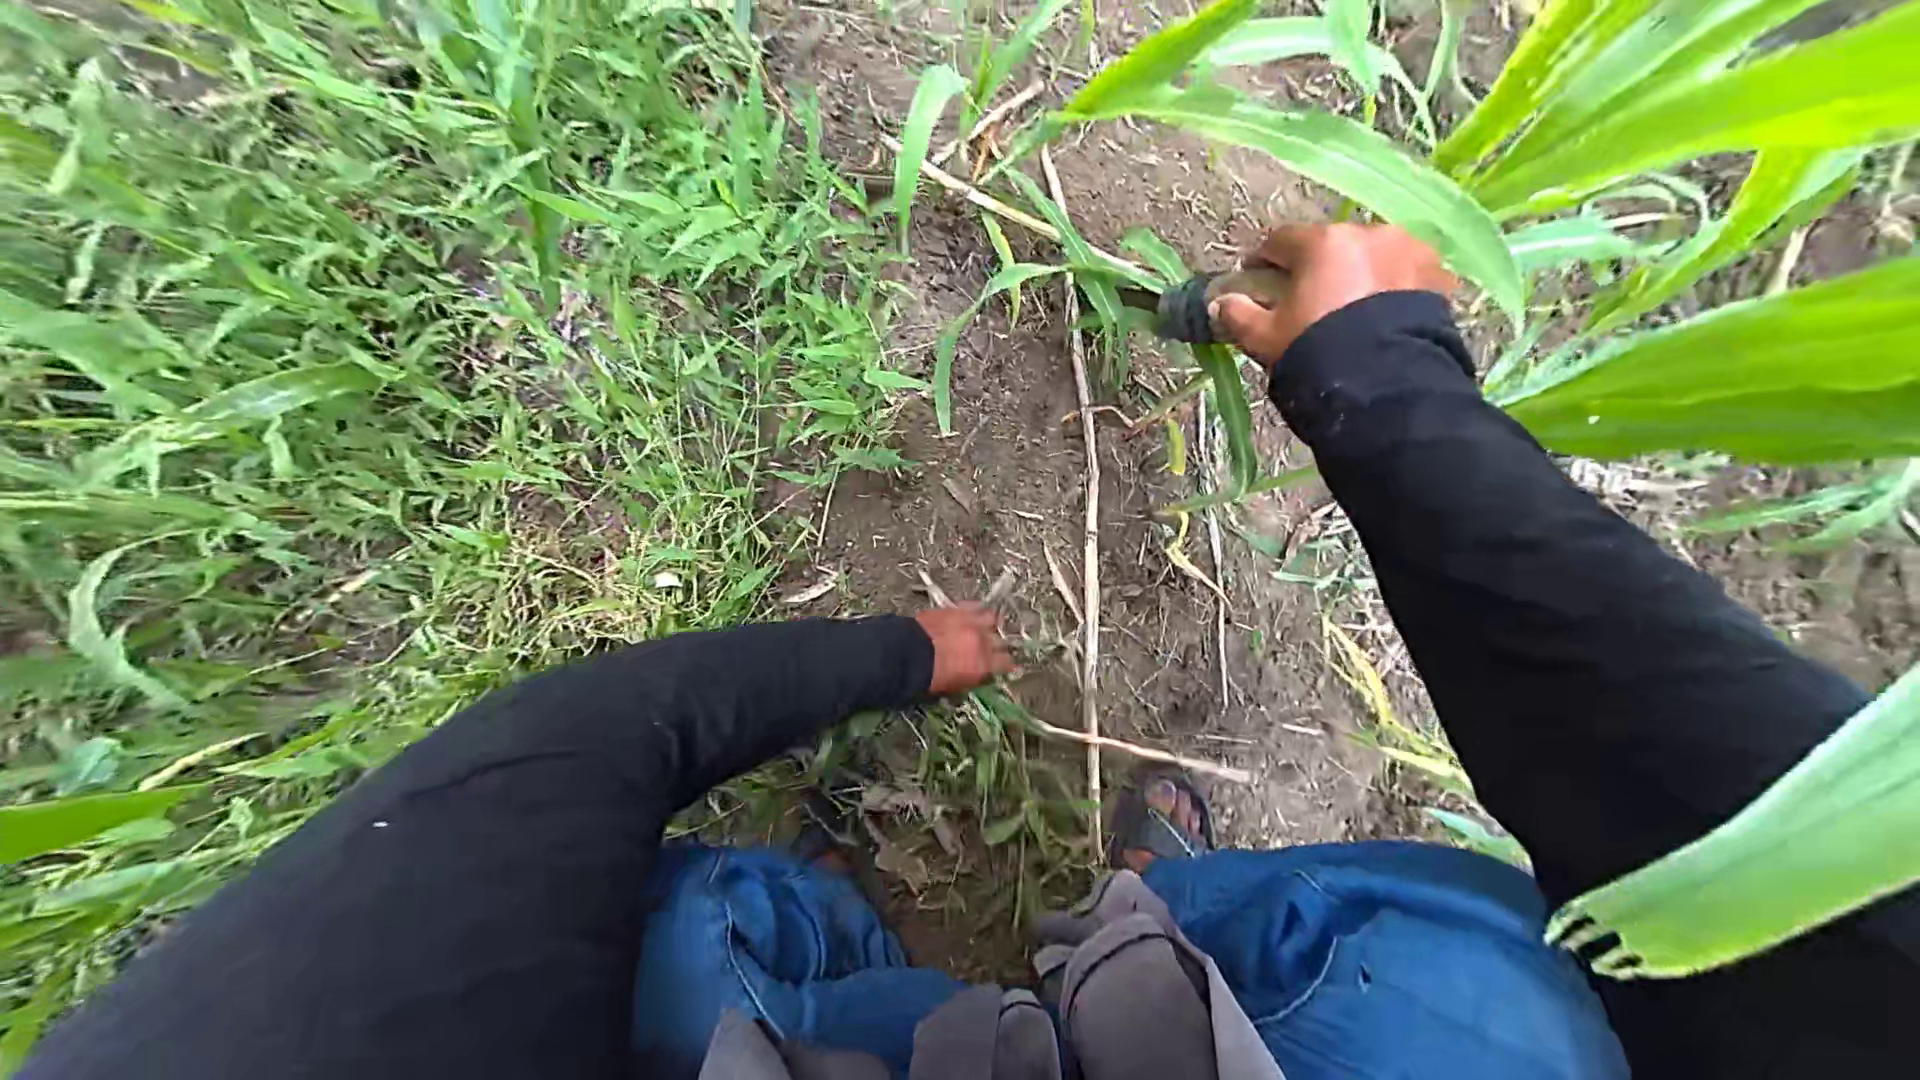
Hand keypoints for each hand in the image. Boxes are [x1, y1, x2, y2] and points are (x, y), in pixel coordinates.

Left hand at [914, 604, 1013, 696]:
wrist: (906, 653)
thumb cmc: (927, 676)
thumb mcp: (953, 685)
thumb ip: (971, 677)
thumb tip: (976, 674)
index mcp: (982, 664)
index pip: (1006, 663)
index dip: (1006, 664)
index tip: (1004, 665)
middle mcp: (982, 641)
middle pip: (1001, 640)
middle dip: (997, 645)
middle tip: (990, 648)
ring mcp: (970, 622)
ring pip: (991, 619)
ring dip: (988, 624)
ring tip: (982, 628)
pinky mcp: (957, 609)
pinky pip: (974, 606)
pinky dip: (975, 610)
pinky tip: (971, 614)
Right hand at [1209, 223, 1456, 370]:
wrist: (1383, 381)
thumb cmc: (1313, 350)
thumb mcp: (1264, 337)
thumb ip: (1238, 315)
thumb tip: (1219, 302)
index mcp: (1321, 243)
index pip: (1280, 240)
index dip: (1262, 260)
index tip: (1254, 280)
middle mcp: (1368, 233)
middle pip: (1329, 245)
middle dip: (1313, 267)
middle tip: (1303, 299)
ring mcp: (1408, 248)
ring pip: (1368, 255)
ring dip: (1354, 273)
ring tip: (1346, 308)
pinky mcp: (1437, 272)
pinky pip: (1401, 272)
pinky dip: (1386, 285)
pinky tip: (1377, 313)